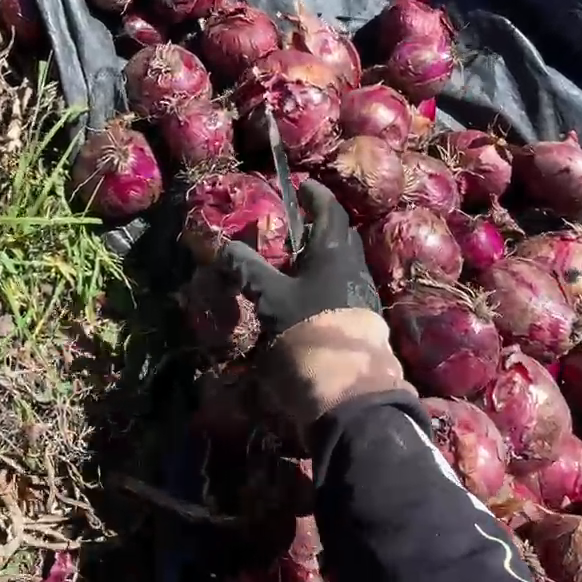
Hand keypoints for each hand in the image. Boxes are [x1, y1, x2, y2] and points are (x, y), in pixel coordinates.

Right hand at [216, 181, 410, 435]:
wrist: (348, 395)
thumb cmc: (309, 332)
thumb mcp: (269, 297)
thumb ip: (247, 269)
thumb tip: (222, 246)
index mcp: (335, 252)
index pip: (329, 210)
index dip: (315, 195)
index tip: (300, 186)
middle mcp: (353, 268)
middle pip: (338, 237)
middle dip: (317, 226)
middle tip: (292, 223)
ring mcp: (359, 297)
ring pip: (338, 265)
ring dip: (317, 257)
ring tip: (289, 261)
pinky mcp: (358, 323)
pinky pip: (338, 289)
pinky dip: (319, 282)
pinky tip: (300, 295)